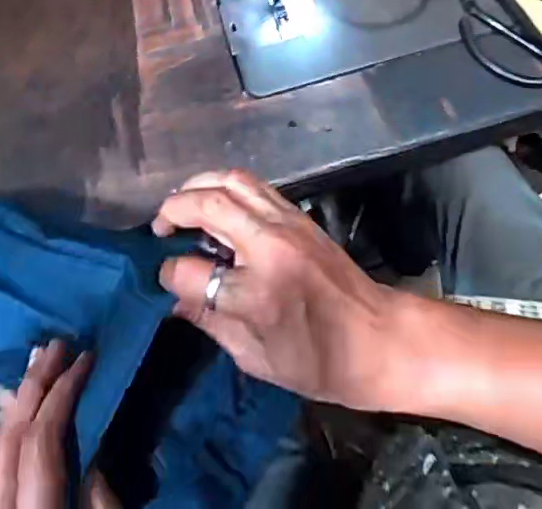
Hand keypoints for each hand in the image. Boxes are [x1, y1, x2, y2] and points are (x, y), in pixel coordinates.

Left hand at [0, 340, 119, 508]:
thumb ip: (100, 502)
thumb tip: (94, 457)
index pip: (41, 440)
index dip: (63, 393)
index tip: (86, 357)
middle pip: (11, 437)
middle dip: (35, 384)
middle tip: (59, 344)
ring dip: (22, 400)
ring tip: (41, 362)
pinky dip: (14, 425)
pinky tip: (25, 404)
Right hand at [152, 170, 410, 409]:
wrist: (381, 337)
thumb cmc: (320, 362)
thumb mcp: (256, 358)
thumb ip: (209, 320)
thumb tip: (171, 297)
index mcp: (257, 292)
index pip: (191, 270)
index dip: (168, 275)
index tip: (163, 279)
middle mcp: (269, 245)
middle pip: (208, 203)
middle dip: (174, 208)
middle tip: (160, 227)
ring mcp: (287, 222)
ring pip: (233, 179)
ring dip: (199, 186)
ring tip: (183, 206)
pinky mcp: (299, 214)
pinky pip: (254, 185)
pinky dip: (227, 186)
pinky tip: (217, 205)